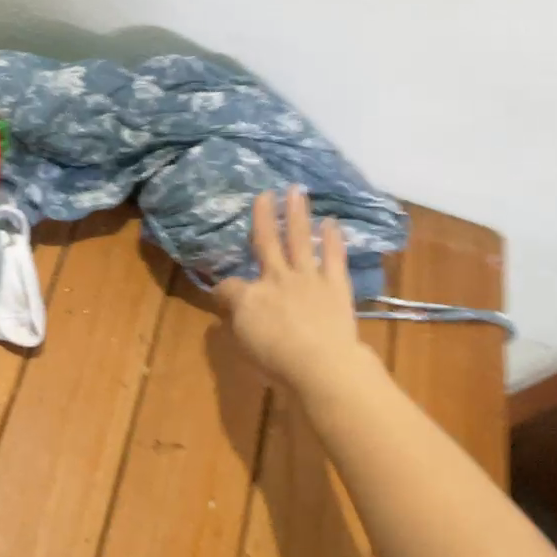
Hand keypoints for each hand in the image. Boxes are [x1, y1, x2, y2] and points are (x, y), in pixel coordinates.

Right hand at [213, 188, 371, 392]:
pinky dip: (333, 239)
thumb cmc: (276, 361)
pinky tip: (332, 222)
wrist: (321, 365)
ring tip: (295, 191)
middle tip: (263, 194)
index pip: (229, 286)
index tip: (221, 296)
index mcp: (248, 297)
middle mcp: (276, 278)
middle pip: (266, 243)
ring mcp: (308, 278)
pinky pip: (333, 258)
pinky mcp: (335, 285)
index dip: (222, 290)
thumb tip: (229, 305)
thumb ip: (236, 320)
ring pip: (299, 240)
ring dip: (296, 214)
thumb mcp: (243, 343)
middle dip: (263, 218)